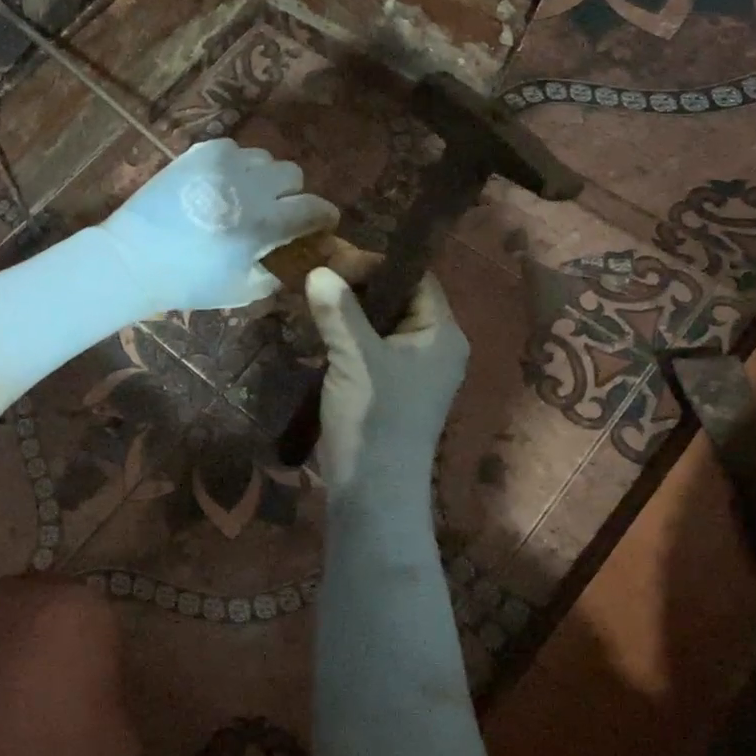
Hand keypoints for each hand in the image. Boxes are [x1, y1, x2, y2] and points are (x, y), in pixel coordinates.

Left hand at [96, 138, 340, 313]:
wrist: (132, 258)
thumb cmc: (187, 282)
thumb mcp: (242, 289)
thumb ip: (277, 271)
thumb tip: (297, 257)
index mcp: (262, 224)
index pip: (313, 208)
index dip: (323, 217)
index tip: (321, 224)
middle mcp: (248, 187)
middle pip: (292, 175)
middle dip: (291, 195)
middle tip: (276, 212)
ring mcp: (221, 164)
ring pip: (264, 159)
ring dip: (263, 177)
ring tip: (247, 196)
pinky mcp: (197, 153)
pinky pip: (233, 149)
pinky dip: (235, 165)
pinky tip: (222, 184)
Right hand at [305, 267, 468, 493]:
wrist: (374, 491)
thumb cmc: (375, 419)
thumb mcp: (355, 358)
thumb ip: (338, 311)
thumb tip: (319, 271)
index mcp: (442, 334)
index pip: (416, 278)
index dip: (376, 265)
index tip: (333, 265)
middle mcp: (435, 348)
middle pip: (399, 299)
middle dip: (357, 287)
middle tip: (316, 283)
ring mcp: (415, 372)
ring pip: (382, 325)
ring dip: (349, 314)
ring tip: (312, 306)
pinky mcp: (392, 391)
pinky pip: (373, 349)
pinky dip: (348, 338)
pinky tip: (319, 337)